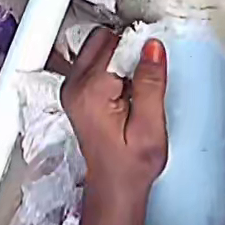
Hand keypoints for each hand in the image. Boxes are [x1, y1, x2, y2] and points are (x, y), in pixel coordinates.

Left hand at [62, 28, 167, 206]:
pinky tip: (125, 91)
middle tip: (143, 78)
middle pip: (102, 39)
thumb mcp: (150, 127)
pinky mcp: (76, 90)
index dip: (139, 50)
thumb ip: (151, 84)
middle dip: (127, 49)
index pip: (115, 43)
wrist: (114, 185)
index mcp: (89, 91)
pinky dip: (113, 67)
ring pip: (98, 47)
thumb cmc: (130, 165)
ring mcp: (71, 87)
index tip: (152, 64)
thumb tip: (152, 47)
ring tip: (134, 89)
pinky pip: (96, 61)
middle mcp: (74, 85)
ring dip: (120, 58)